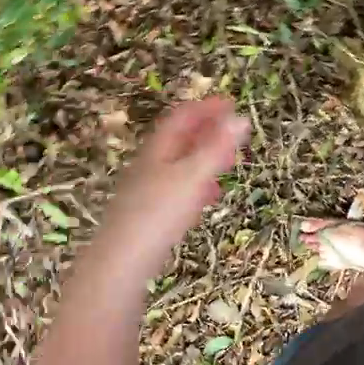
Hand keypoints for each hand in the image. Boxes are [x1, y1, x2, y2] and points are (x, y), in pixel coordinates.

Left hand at [93, 96, 249, 276]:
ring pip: (180, 165)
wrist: (122, 261)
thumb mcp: (192, 177)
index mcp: (158, 151)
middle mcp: (150, 166)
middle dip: (207, 132)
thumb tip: (241, 118)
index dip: (205, 108)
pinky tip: (208, 197)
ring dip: (204, 158)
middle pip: (179, 140)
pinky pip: (178, 188)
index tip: (231, 103)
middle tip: (233, 132)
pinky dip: (198, 184)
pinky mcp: (150, 214)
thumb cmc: (158, 214)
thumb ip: (216, 148)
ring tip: (228, 162)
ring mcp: (148, 190)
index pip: (182, 118)